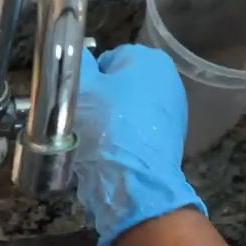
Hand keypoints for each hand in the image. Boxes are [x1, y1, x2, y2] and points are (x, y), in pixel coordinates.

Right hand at [73, 45, 207, 245]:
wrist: (133, 186)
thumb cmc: (106, 131)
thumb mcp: (79, 91)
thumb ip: (75, 66)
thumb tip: (75, 59)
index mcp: (149, 60)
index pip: (106, 61)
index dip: (87, 84)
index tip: (77, 106)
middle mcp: (167, 80)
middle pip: (116, 89)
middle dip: (98, 106)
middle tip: (83, 128)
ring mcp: (170, 112)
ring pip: (123, 115)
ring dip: (107, 128)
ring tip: (95, 147)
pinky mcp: (167, 141)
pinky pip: (133, 136)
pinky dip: (120, 145)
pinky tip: (110, 159)